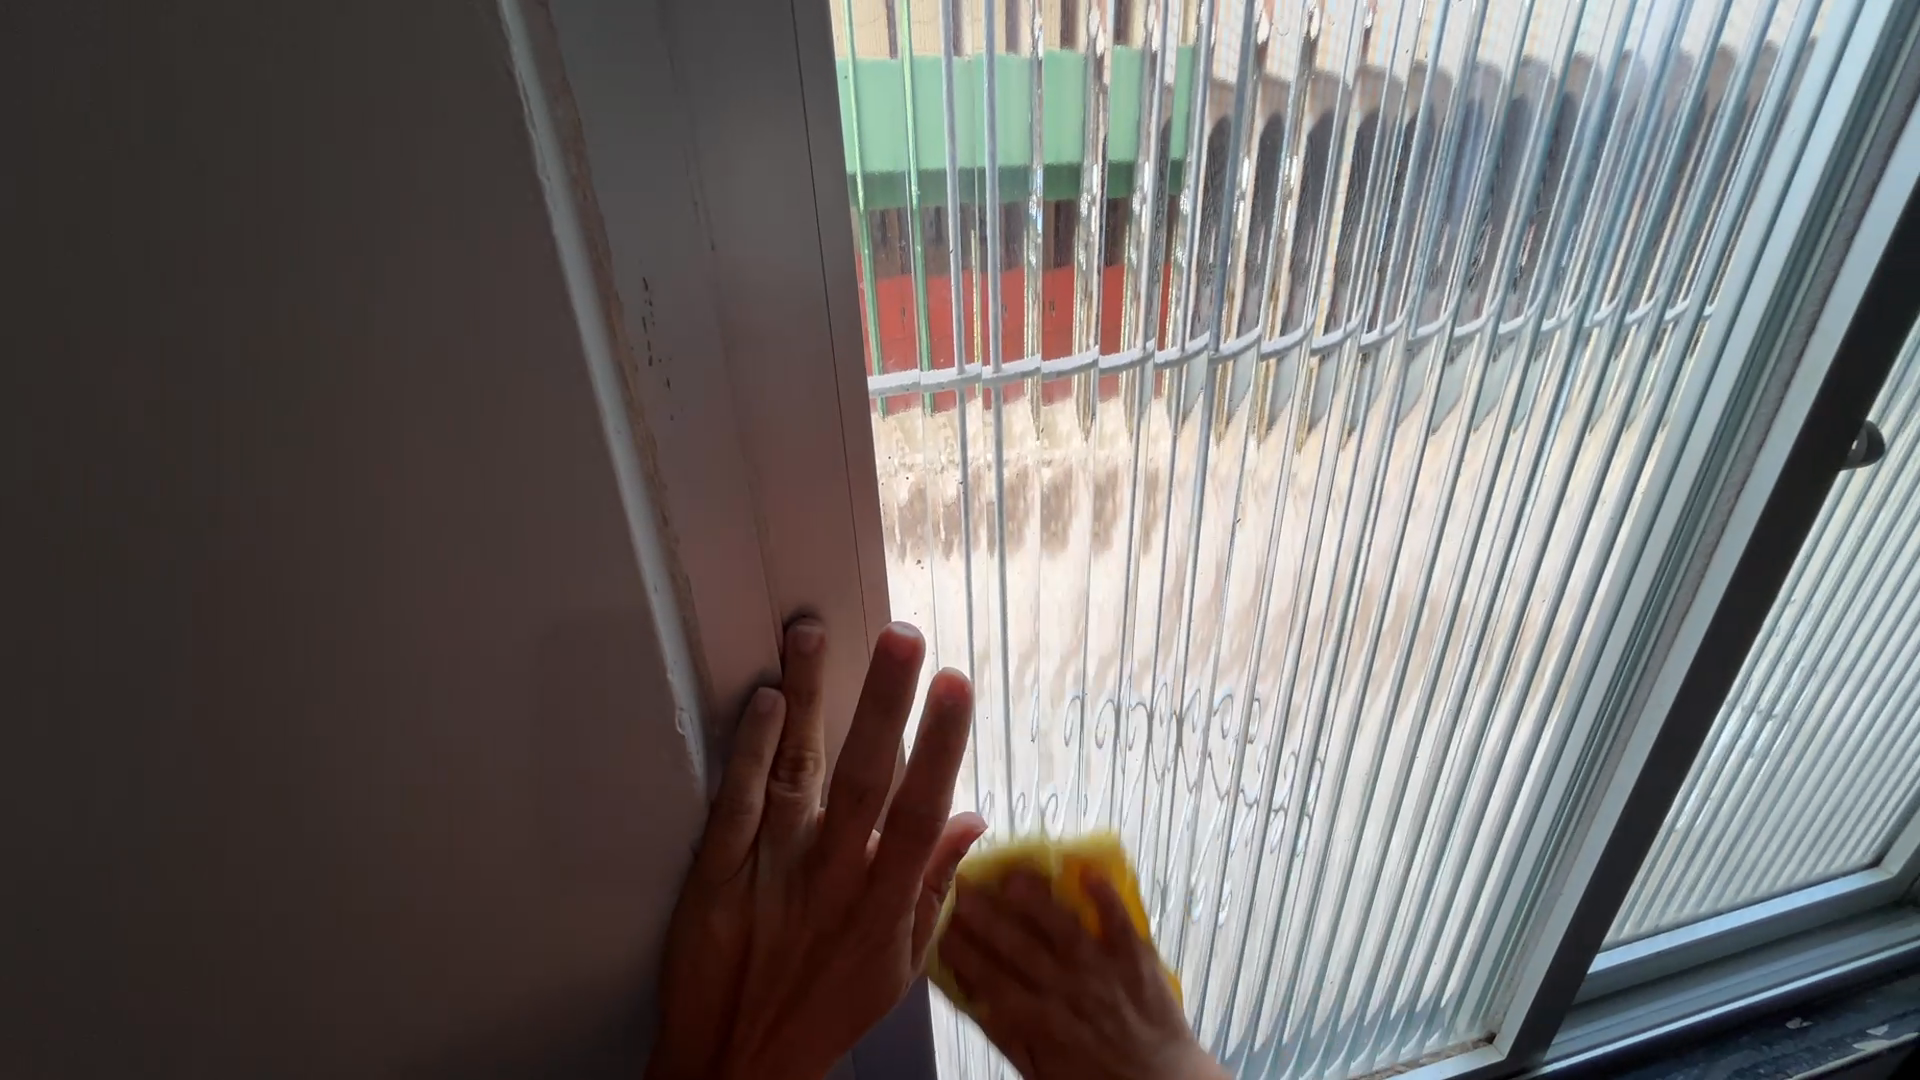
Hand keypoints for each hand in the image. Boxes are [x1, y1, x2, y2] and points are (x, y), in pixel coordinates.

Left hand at [646, 618, 984, 1079]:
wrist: (734, 1068)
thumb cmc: (830, 1006)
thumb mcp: (903, 962)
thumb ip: (938, 885)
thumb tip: (974, 816)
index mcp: (882, 900)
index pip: (920, 811)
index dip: (941, 746)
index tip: (956, 685)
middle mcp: (830, 878)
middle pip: (863, 781)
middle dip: (884, 704)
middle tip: (902, 638)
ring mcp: (769, 872)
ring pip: (794, 775)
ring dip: (806, 700)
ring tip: (811, 635)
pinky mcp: (715, 875)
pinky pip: (733, 805)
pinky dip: (748, 750)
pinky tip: (764, 701)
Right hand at [939, 870, 1225, 1079]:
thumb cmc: (1095, 1079)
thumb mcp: (1042, 1073)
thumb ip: (1008, 1035)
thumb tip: (972, 999)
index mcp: (1042, 1023)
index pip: (992, 980)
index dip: (962, 950)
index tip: (938, 922)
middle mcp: (1069, 992)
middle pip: (1020, 948)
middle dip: (986, 915)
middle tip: (958, 884)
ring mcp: (1105, 972)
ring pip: (1065, 929)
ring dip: (1038, 901)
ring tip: (1012, 872)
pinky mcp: (1137, 958)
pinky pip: (1120, 923)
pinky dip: (1105, 897)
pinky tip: (1087, 869)